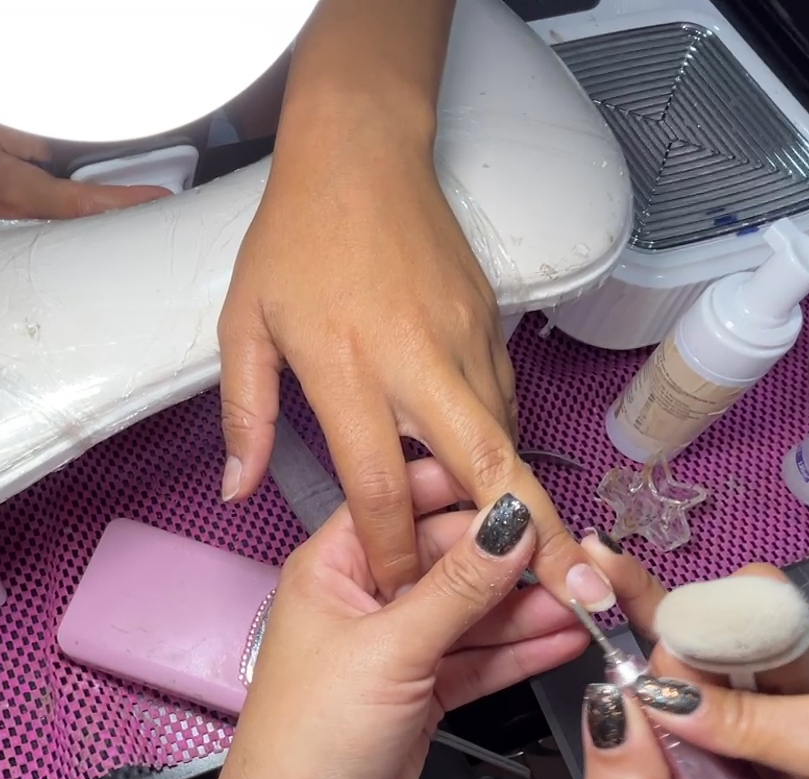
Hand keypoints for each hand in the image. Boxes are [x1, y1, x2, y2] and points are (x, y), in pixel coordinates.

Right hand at [0, 114, 169, 223]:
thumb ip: (23, 137)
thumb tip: (62, 148)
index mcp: (19, 190)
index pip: (82, 201)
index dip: (123, 202)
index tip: (158, 200)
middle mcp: (31, 219)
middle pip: (94, 226)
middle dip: (133, 220)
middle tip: (174, 214)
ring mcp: (32, 232)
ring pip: (85, 233)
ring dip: (120, 225)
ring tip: (157, 217)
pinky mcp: (29, 235)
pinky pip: (72, 232)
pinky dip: (100, 226)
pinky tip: (121, 224)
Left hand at [206, 465, 624, 778]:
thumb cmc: (321, 729)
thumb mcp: (391, 648)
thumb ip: (458, 585)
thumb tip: (513, 519)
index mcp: (334, 565)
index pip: (401, 503)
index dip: (461, 493)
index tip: (526, 493)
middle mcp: (364, 596)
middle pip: (445, 560)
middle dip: (506, 562)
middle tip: (576, 563)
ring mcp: (395, 647)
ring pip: (467, 615)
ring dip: (522, 612)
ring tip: (586, 606)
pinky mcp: (421, 693)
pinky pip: (473, 661)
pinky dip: (514, 655)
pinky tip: (564, 643)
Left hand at [216, 122, 614, 612]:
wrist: (360, 153)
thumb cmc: (294, 242)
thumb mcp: (244, 326)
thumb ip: (245, 415)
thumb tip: (238, 488)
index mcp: (348, 370)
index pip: (380, 486)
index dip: (395, 553)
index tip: (401, 595)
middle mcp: (419, 364)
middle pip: (486, 467)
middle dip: (528, 540)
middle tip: (569, 593)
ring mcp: (467, 343)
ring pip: (506, 440)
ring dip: (520, 503)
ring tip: (539, 559)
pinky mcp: (493, 329)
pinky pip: (505, 407)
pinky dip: (505, 453)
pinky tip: (496, 483)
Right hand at [574, 555, 808, 778]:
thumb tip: (611, 703)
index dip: (741, 717)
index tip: (664, 713)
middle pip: (786, 649)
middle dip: (697, 659)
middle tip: (647, 691)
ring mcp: (793, 667)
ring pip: (750, 610)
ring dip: (676, 623)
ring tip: (624, 640)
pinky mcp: (744, 641)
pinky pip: (708, 597)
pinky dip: (652, 585)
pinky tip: (605, 557)